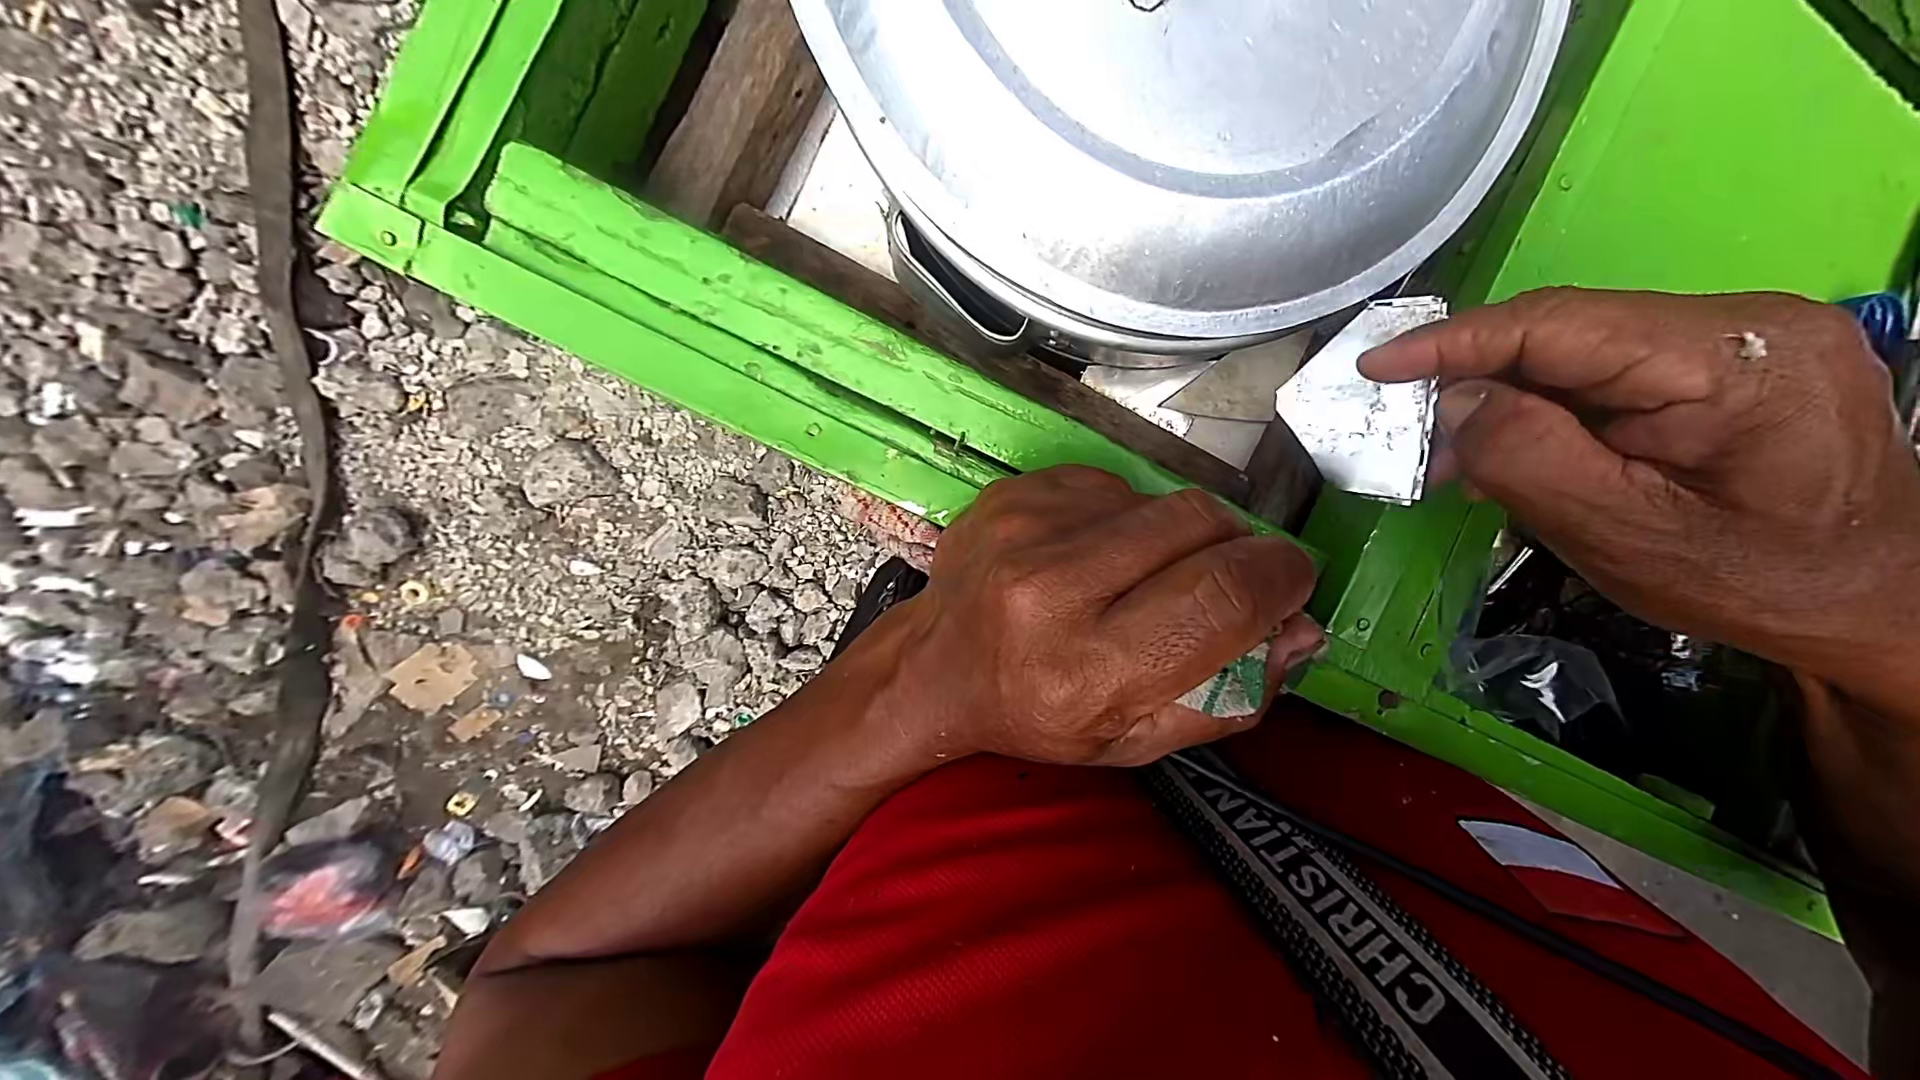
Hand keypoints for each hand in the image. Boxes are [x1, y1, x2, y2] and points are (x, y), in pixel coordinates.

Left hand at [876, 466, 1320, 767]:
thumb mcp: (1134, 739)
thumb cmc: (1035, 712)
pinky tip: (1099, 551)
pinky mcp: (1016, 492)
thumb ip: (1229, 695)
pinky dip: (1129, 515)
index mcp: (1086, 668)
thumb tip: (1299, 628)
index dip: (1280, 580)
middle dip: (1240, 546)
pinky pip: (1114, 485)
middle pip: (1200, 526)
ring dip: (1181, 533)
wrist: (938, 665)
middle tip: (1229, 574)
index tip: (1289, 582)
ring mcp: (1026, 528)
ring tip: (1146, 573)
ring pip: (1161, 499)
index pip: (1222, 595)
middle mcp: (1051, 587)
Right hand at [1359, 287, 1919, 694]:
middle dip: (1466, 378)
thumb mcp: (1615, 529)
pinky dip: (1529, 412)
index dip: (1451, 342)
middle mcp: (1737, 326)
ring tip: (1447, 458)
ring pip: (1564, 355)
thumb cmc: (1748, 579)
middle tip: (1404, 430)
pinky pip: (1589, 376)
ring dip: (1492, 401)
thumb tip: (1454, 402)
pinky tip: (1501, 452)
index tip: (1374, 366)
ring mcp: (1725, 344)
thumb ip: (1524, 455)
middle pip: (1557, 333)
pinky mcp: (1708, 370)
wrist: (1867, 603)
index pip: (1556, 323)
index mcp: (1730, 357)